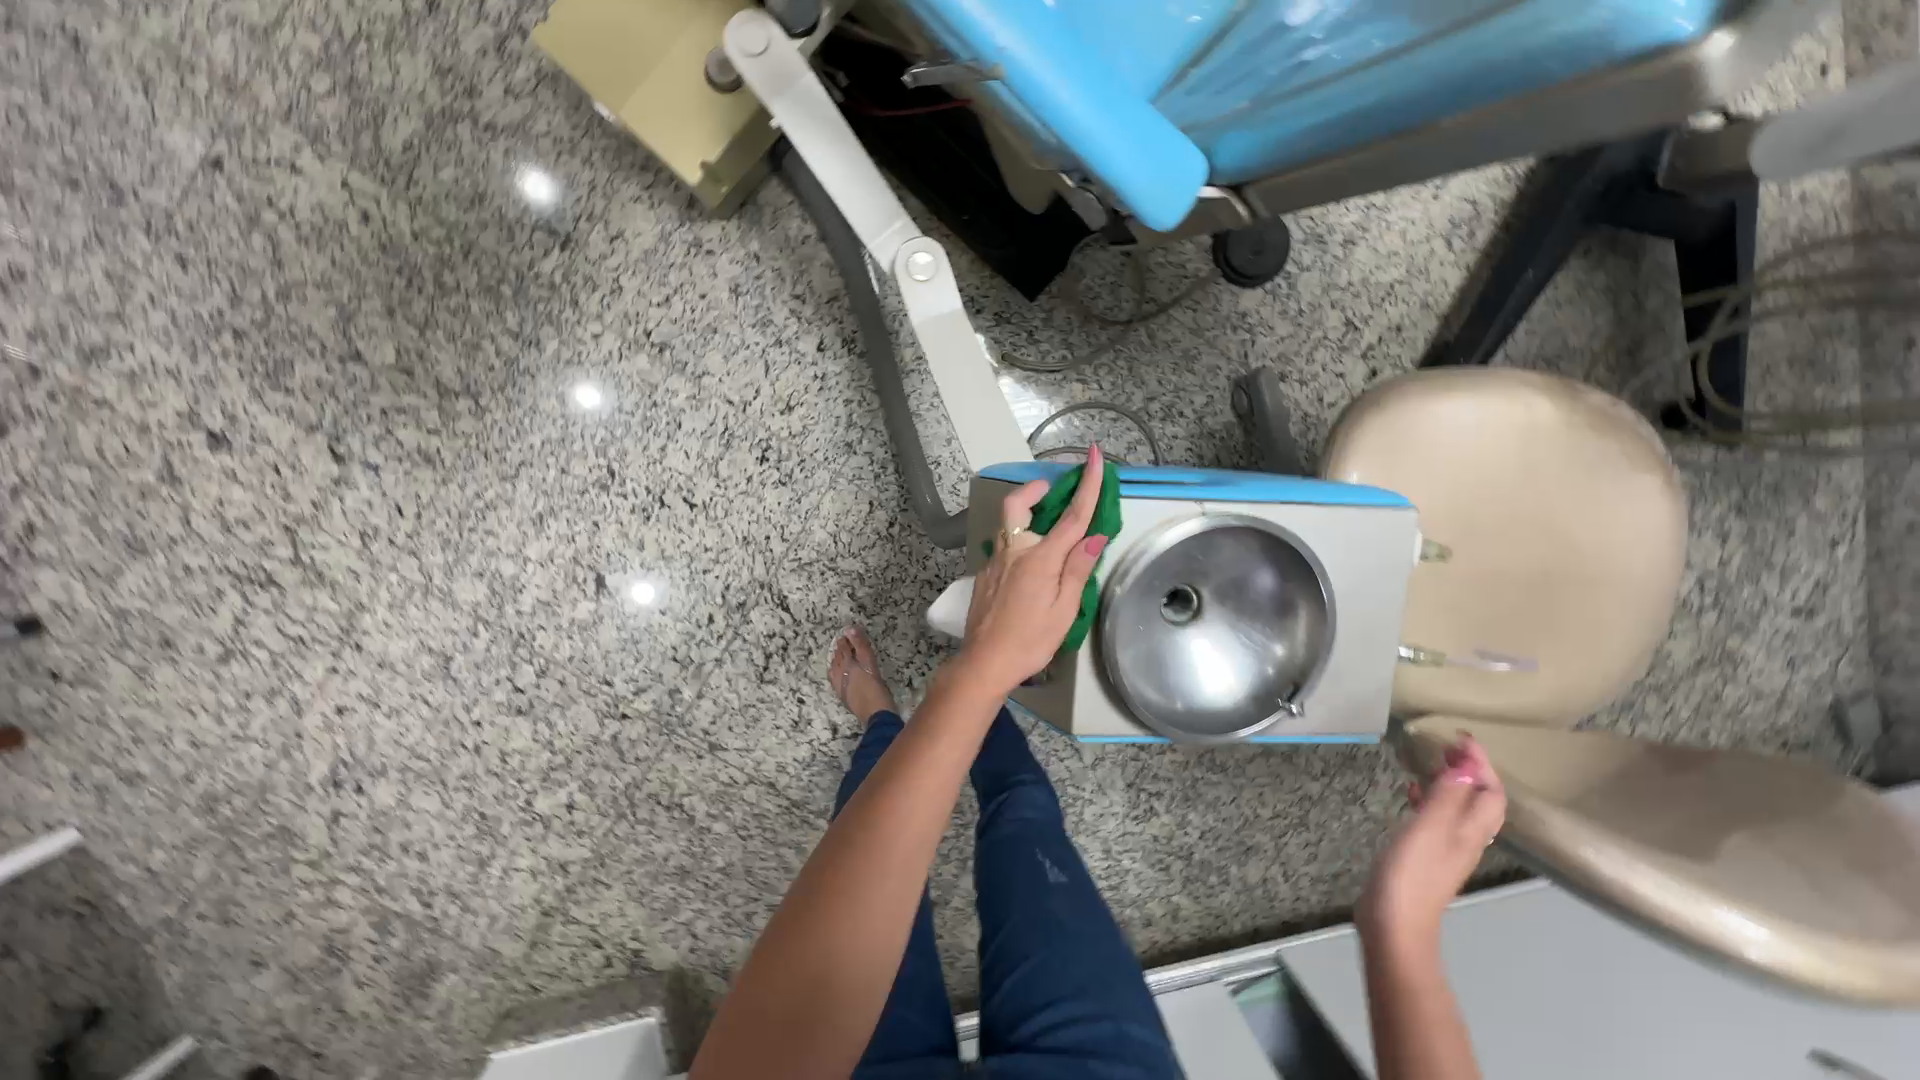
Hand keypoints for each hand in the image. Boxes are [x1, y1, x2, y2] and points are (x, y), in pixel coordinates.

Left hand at [955, 445, 1109, 696]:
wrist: (984, 663)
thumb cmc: (1030, 641)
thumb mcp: (1064, 611)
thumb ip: (1078, 570)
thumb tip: (1094, 536)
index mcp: (1040, 559)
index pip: (1071, 516)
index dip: (1087, 485)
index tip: (1093, 456)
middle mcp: (1014, 552)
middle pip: (1018, 506)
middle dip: (1034, 490)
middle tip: (1050, 490)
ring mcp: (995, 563)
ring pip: (1007, 525)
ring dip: (1024, 514)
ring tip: (1042, 524)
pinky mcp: (985, 576)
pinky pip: (1002, 547)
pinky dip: (1017, 540)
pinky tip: (1027, 563)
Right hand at [1358, 735, 1505, 950]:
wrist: (1394, 922)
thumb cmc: (1411, 872)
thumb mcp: (1429, 827)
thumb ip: (1448, 796)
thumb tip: (1467, 765)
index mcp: (1471, 830)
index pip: (1490, 791)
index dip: (1481, 763)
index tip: (1461, 737)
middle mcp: (1465, 838)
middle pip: (1480, 799)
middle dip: (1469, 769)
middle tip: (1446, 746)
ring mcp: (1445, 848)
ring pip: (1458, 807)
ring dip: (1450, 782)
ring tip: (1428, 762)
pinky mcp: (1424, 855)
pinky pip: (1435, 818)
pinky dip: (1429, 799)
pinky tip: (1409, 793)